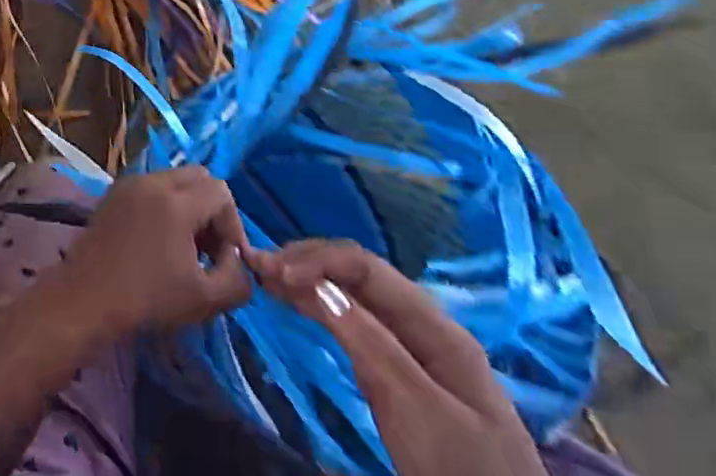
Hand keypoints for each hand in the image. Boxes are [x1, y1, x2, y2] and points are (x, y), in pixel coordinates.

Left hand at [46, 167, 253, 340]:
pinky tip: (157, 241)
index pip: (221, 192)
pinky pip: (149, 187)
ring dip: (188, 206)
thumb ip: (239, 277)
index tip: (225, 259)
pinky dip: (162, 205)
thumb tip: (235, 258)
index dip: (232, 225)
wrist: (87, 298)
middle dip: (212, 209)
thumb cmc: (148, 298)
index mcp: (174, 201)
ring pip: (172, 180)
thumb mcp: (208, 299)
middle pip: (198, 176)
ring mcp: (126, 184)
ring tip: (183, 248)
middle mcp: (150, 181)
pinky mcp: (111, 194)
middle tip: (208, 248)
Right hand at [247, 240, 548, 475]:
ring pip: (353, 295)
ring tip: (264, 277)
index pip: (367, 267)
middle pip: (359, 274)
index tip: (271, 273)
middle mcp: (425, 326)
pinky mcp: (401, 370)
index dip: (316, 260)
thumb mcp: (414, 407)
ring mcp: (414, 348)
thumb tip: (316, 284)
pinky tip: (294, 301)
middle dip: (306, 262)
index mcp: (436, 327)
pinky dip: (318, 303)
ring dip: (307, 279)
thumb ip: (369, 342)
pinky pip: (354, 320)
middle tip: (256, 267)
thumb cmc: (459, 468)